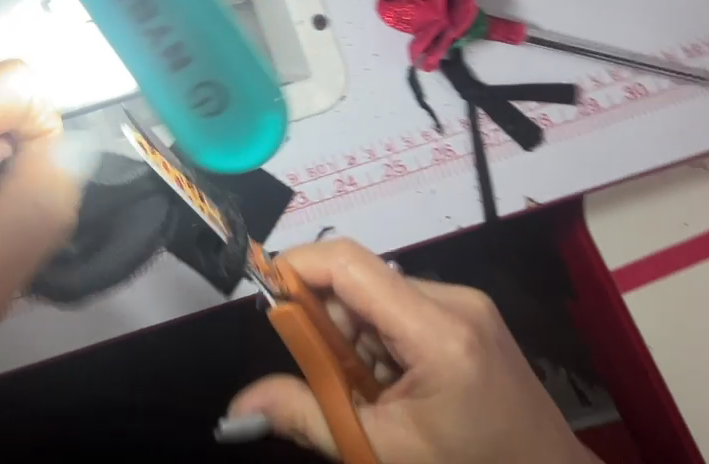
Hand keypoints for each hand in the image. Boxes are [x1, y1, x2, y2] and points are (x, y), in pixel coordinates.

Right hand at [227, 240, 595, 463]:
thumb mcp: (384, 455)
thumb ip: (305, 417)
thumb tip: (238, 407)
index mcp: (440, 332)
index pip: (349, 264)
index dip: (296, 266)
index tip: (263, 294)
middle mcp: (455, 301)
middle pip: (359, 281)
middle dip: (325, 320)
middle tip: (320, 375)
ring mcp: (466, 305)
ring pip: (375, 295)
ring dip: (351, 335)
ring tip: (367, 392)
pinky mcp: (469, 315)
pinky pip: (399, 307)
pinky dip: (377, 340)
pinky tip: (390, 385)